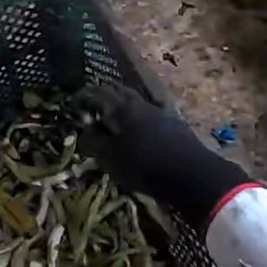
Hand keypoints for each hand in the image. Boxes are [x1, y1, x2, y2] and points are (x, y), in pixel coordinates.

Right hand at [83, 86, 254, 228]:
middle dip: (104, 95)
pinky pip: (149, 112)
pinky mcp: (174, 123)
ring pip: (136, 101)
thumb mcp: (111, 158)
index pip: (97, 94)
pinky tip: (138, 126)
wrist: (192, 174)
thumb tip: (87, 129)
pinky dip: (138, 115)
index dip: (84, 97)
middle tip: (93, 104)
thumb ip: (96, 141)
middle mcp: (140, 102)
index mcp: (122, 106)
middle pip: (119, 92)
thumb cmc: (145, 165)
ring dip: (122, 104)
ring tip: (113, 115)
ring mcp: (160, 111)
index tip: (74, 102)